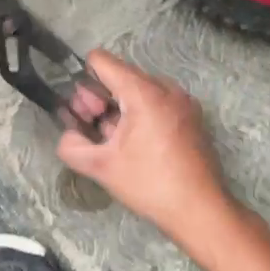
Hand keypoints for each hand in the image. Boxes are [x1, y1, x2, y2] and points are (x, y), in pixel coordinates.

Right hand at [57, 51, 232, 232]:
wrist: (200, 210)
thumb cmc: (149, 184)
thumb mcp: (100, 167)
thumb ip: (71, 145)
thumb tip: (70, 135)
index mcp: (144, 93)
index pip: (102, 61)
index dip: (85, 83)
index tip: (88, 114)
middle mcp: (166, 88)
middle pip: (120, 75)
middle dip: (100, 99)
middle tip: (97, 131)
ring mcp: (183, 101)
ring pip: (138, 89)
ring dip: (119, 108)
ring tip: (117, 142)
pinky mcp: (191, 116)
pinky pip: (156, 102)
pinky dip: (140, 114)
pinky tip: (138, 145)